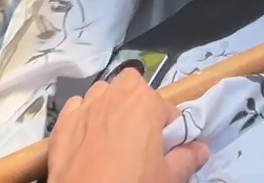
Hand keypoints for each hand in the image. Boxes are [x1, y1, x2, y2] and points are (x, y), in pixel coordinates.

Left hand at [47, 67, 209, 182]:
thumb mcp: (168, 178)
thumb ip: (187, 158)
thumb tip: (202, 149)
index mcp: (144, 99)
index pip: (167, 110)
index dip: (169, 132)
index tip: (165, 152)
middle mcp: (114, 92)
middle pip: (132, 90)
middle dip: (138, 108)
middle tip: (141, 143)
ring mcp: (84, 105)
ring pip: (103, 96)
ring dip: (110, 110)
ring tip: (113, 143)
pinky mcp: (61, 122)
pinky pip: (77, 110)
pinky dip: (84, 120)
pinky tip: (87, 143)